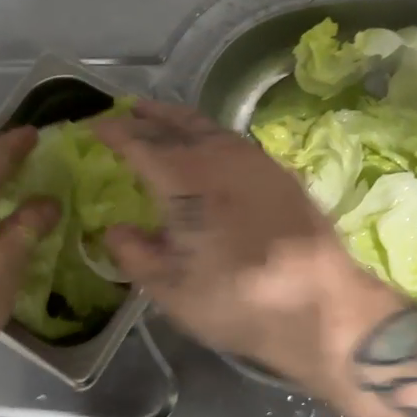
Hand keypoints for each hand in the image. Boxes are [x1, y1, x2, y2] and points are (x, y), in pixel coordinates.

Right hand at [96, 100, 402, 393]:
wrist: (323, 305)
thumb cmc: (239, 301)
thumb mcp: (172, 290)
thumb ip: (136, 254)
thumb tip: (114, 229)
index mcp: (186, 178)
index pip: (141, 144)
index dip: (115, 134)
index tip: (94, 127)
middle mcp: (221, 156)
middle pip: (178, 125)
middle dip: (149, 116)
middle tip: (126, 111)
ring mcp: (257, 161)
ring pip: (211, 128)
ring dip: (183, 122)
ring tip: (164, 122)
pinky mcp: (282, 174)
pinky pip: (235, 142)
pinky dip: (212, 137)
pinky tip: (210, 149)